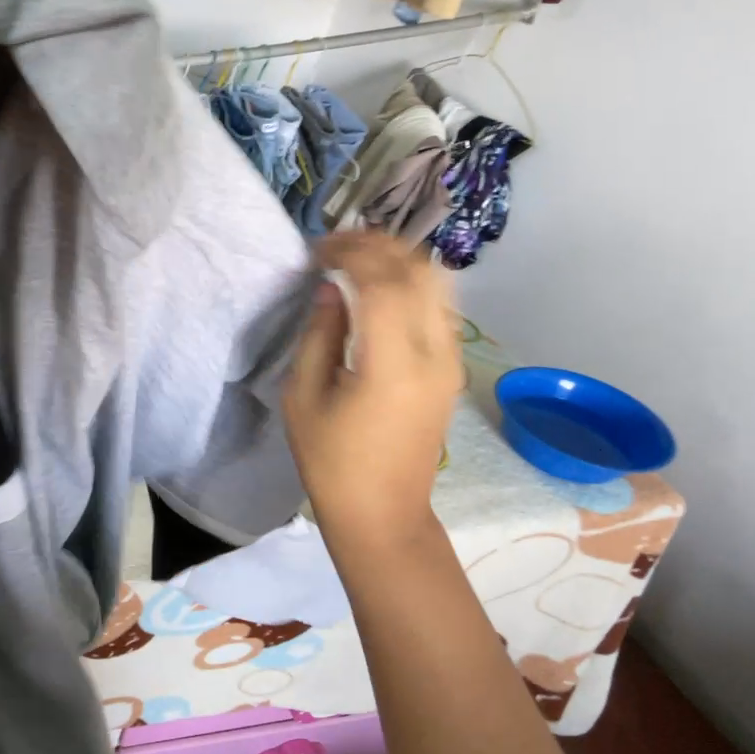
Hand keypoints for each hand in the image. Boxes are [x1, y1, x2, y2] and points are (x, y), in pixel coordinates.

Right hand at [284, 232, 463, 543]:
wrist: (382, 510)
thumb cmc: (330, 459)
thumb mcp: (303, 395)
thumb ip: (320, 335)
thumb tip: (331, 290)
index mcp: (393, 364)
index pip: (384, 282)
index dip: (350, 253)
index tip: (316, 249)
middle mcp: (434, 354)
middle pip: (421, 272)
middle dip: (378, 246)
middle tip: (335, 243)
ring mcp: (450, 360)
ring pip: (439, 284)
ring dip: (398, 260)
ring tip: (356, 257)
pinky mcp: (451, 368)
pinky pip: (439, 306)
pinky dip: (411, 282)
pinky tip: (378, 286)